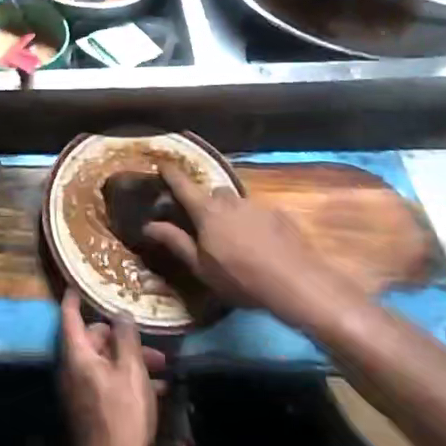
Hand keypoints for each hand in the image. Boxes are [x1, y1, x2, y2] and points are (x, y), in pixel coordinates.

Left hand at [57, 290, 165, 445]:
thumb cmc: (122, 416)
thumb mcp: (131, 372)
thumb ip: (126, 338)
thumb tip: (120, 313)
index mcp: (76, 355)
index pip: (69, 316)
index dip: (73, 299)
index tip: (77, 284)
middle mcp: (72, 370)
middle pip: (92, 341)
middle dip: (121, 338)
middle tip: (152, 344)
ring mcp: (79, 391)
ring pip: (103, 363)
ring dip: (130, 361)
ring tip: (163, 369)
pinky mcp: (90, 410)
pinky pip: (106, 383)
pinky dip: (127, 380)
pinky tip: (157, 390)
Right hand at [142, 165, 365, 332]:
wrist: (296, 282)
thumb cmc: (240, 277)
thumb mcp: (201, 267)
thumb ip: (175, 242)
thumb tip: (149, 225)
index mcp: (207, 211)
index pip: (183, 185)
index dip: (170, 173)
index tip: (161, 163)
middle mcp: (230, 201)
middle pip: (213, 193)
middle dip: (206, 202)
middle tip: (206, 224)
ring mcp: (257, 206)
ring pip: (237, 203)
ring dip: (232, 215)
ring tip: (236, 239)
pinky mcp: (280, 215)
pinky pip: (258, 214)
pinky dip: (253, 223)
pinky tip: (260, 245)